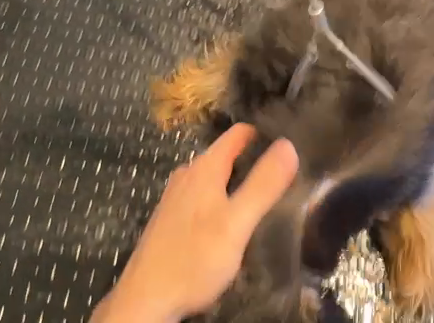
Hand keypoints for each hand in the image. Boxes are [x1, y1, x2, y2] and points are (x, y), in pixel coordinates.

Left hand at [93, 124, 299, 322]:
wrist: (145, 300)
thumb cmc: (194, 258)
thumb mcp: (237, 223)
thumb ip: (263, 185)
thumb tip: (288, 144)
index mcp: (205, 168)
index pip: (239, 133)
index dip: (263, 134)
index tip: (288, 142)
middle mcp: (187, 174)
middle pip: (226, 156)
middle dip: (252, 161)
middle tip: (282, 177)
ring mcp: (175, 196)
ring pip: (214, 179)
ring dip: (236, 184)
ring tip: (262, 200)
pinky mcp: (169, 219)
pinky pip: (202, 198)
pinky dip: (220, 201)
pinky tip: (230, 224)